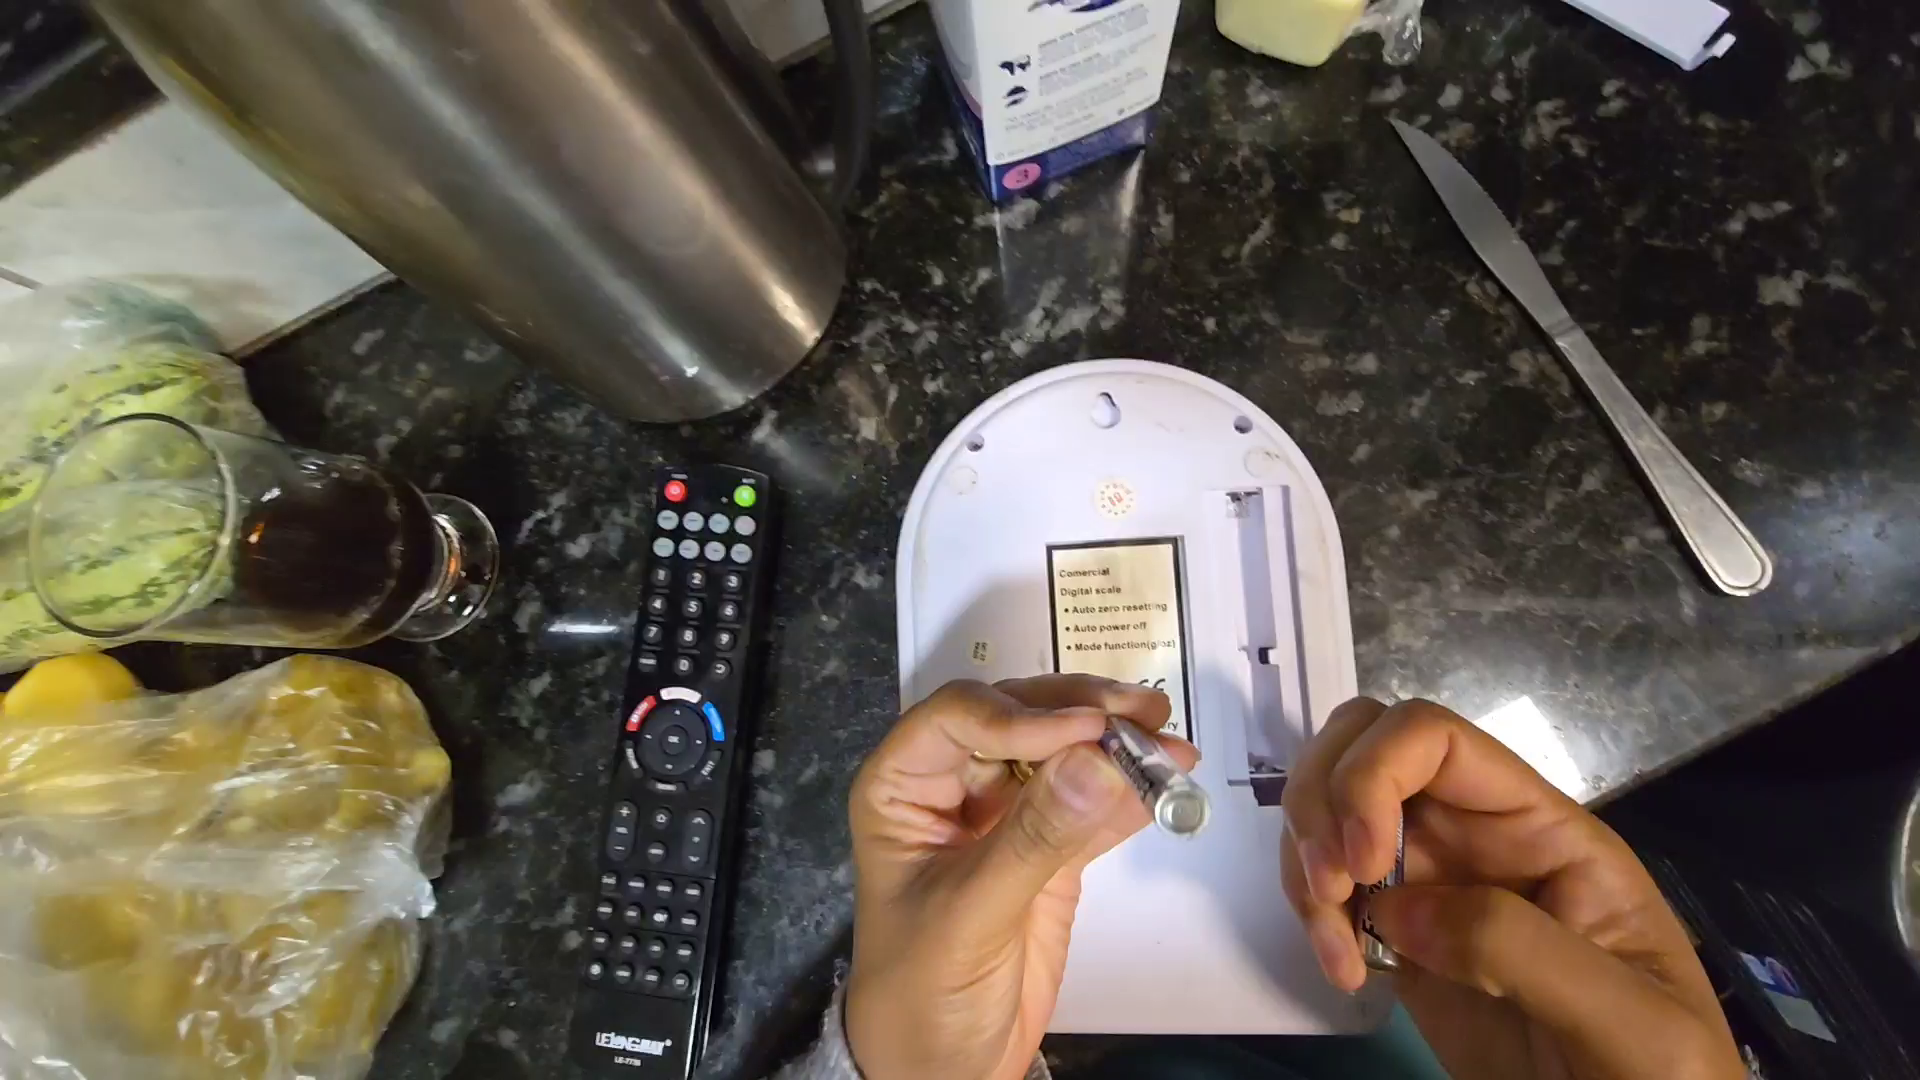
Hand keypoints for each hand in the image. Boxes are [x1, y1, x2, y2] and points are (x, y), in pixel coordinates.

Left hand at [845, 676, 1197, 1079]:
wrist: (946, 1068)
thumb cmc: (923, 991)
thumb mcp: (969, 915)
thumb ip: (1033, 838)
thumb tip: (1098, 760)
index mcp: (904, 782)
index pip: (959, 716)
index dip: (1021, 713)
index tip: (1089, 730)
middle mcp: (953, 778)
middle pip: (1017, 715)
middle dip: (1079, 710)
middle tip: (1143, 713)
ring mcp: (1005, 806)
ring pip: (1060, 749)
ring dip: (1115, 742)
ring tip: (1169, 741)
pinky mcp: (1050, 839)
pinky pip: (1091, 802)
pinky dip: (1130, 791)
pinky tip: (1170, 779)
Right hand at [1282, 697, 1743, 1079]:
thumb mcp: (1639, 1030)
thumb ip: (1526, 952)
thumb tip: (1394, 907)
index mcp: (1535, 824)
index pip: (1431, 736)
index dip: (1374, 773)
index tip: (1362, 863)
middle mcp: (1466, 825)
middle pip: (1358, 742)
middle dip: (1322, 802)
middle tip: (1329, 886)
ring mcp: (1419, 865)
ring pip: (1324, 798)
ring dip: (1304, 859)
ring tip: (1334, 946)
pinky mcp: (1383, 911)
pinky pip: (1316, 865)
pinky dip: (1304, 902)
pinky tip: (1340, 964)